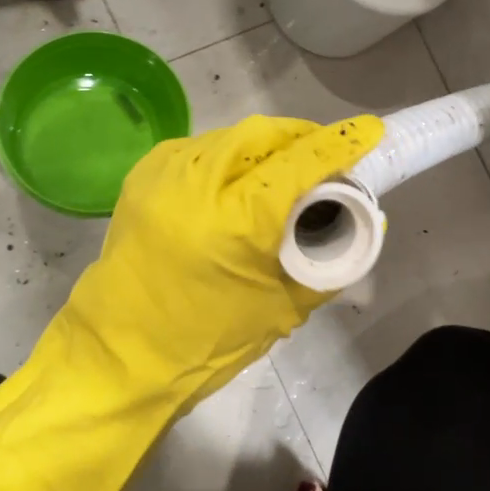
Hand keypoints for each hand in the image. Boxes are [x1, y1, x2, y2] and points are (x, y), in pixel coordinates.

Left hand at [0, 114, 382, 490]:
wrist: (118, 359)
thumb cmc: (206, 343)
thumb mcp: (283, 307)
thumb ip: (328, 258)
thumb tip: (365, 219)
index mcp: (233, 221)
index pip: (299, 162)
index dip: (339, 144)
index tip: (371, 131)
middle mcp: (195, 184)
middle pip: (265, 134)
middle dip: (303, 138)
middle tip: (328, 158)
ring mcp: (163, 175)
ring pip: (233, 136)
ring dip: (268, 145)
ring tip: (289, 168)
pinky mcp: (143, 176)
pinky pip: (202, 148)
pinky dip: (231, 154)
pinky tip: (243, 176)